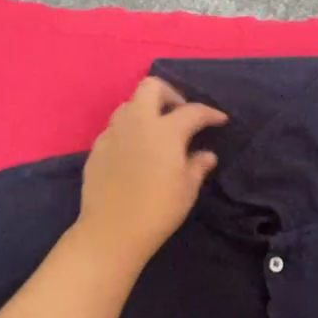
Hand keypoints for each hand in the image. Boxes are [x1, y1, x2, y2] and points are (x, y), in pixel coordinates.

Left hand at [74, 76, 228, 265]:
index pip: (192, 111)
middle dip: (170, 94)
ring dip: (146, 110)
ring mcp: (112, 134)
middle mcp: (137, 123)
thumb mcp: (187, 189)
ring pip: (129, 105)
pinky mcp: (96, 149)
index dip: (210, 114)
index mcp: (165, 130)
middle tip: (180, 115)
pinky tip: (135, 152)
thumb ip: (197, 166)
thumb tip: (206, 155)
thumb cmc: (158, 210)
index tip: (220, 120)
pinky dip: (129, 131)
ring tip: (157, 132)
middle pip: (151, 87)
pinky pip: (115, 128)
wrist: (112, 231)